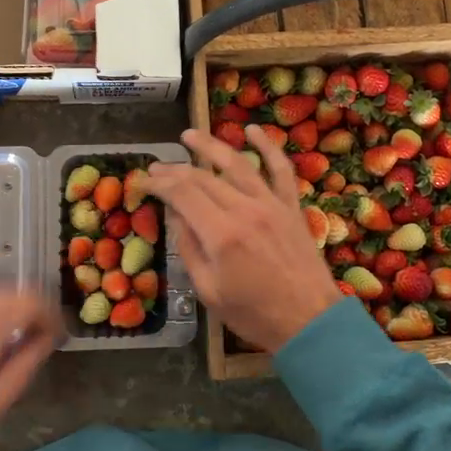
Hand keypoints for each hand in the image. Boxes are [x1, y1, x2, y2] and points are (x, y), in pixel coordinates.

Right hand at [146, 125, 339, 353]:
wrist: (309, 321)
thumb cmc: (254, 315)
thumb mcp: (208, 291)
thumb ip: (189, 249)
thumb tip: (176, 216)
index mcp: (221, 234)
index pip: (182, 194)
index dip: (158, 184)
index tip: (142, 182)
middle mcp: (245, 210)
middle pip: (204, 177)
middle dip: (175, 169)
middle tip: (156, 166)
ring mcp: (272, 204)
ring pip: (237, 164)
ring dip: (211, 146)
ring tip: (189, 135)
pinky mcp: (291, 207)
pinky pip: (280, 170)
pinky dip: (267, 147)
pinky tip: (253, 130)